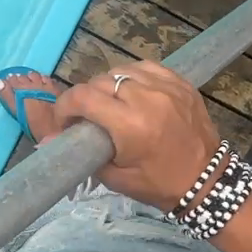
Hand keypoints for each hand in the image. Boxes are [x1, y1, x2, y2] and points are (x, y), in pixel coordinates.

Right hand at [52, 61, 223, 211]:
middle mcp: (147, 98)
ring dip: (108, 85)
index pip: (83, 97)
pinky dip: (132, 77)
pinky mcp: (180, 82)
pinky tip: (131, 92)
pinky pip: (145, 67)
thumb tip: (44, 142)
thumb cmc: (159, 184)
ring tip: (110, 104)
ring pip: (120, 70)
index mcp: (130, 125)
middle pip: (99, 82)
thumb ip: (81, 154)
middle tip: (87, 118)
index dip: (65, 106)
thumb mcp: (116, 178)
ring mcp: (166, 87)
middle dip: (85, 98)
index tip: (65, 121)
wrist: (208, 182)